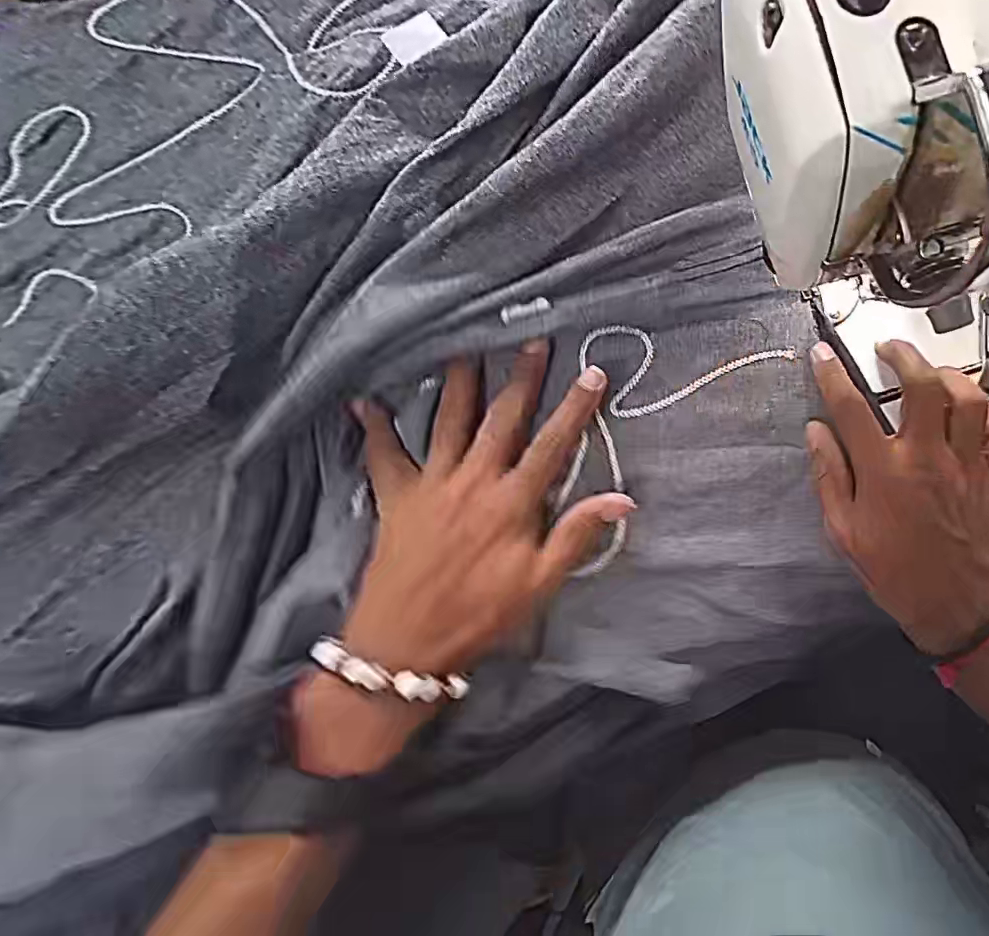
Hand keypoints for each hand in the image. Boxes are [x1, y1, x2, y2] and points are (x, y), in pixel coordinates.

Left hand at [293, 339, 632, 775]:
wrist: (403, 647)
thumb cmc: (480, 615)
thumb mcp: (540, 583)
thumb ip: (577, 535)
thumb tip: (623, 498)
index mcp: (513, 502)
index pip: (553, 444)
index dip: (575, 407)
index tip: (592, 373)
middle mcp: (474, 482)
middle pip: (503, 419)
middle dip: (522, 377)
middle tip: (533, 340)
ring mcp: (432, 485)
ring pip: (449, 421)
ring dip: (460, 382)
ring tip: (464, 346)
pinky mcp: (397, 498)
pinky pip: (385, 456)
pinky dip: (375, 428)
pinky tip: (365, 402)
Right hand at [804, 339, 988, 654]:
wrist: (951, 605)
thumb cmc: (896, 572)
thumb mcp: (844, 530)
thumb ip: (829, 476)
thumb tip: (817, 433)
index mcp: (885, 473)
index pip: (851, 408)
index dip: (832, 374)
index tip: (823, 356)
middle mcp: (927, 460)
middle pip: (921, 386)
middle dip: (903, 355)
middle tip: (889, 348)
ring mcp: (965, 465)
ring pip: (967, 398)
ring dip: (948, 374)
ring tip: (931, 370)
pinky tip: (974, 407)